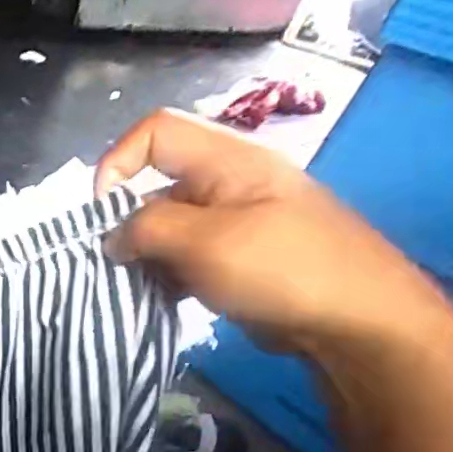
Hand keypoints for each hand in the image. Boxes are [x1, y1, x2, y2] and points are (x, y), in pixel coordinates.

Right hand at [95, 109, 452, 362]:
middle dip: (128, 227)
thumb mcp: (208, 242)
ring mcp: (234, 226)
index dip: (117, 165)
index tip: (101, 221)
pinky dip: (168, 281)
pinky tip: (160, 306)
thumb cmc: (281, 268)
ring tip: (133, 296)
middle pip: (157, 189)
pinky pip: (188, 262)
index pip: (155, 134)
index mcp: (225, 162)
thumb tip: (112, 237)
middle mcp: (227, 186)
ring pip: (170, 232)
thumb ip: (150, 230)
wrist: (351, 318)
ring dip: (146, 261)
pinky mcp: (238, 263)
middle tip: (112, 273)